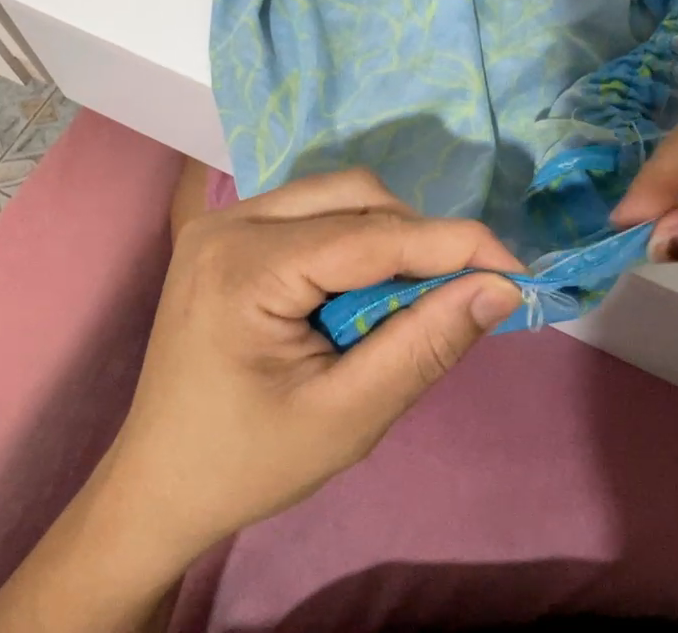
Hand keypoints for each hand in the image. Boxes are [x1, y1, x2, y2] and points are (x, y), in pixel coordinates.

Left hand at [107, 168, 523, 554]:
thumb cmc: (249, 462)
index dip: (454, 245)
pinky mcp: (224, 234)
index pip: (373, 234)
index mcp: (246, 268)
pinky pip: (309, 213)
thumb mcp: (348, 417)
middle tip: (458, 295)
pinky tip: (363, 289)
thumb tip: (498, 287)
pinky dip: (353, 240)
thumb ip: (424, 345)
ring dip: (387, 236)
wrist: (160, 482)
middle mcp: (229, 223)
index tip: (518, 273)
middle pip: (354, 196)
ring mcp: (221, 223)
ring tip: (410, 299)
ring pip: (334, 197)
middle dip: (419, 238)